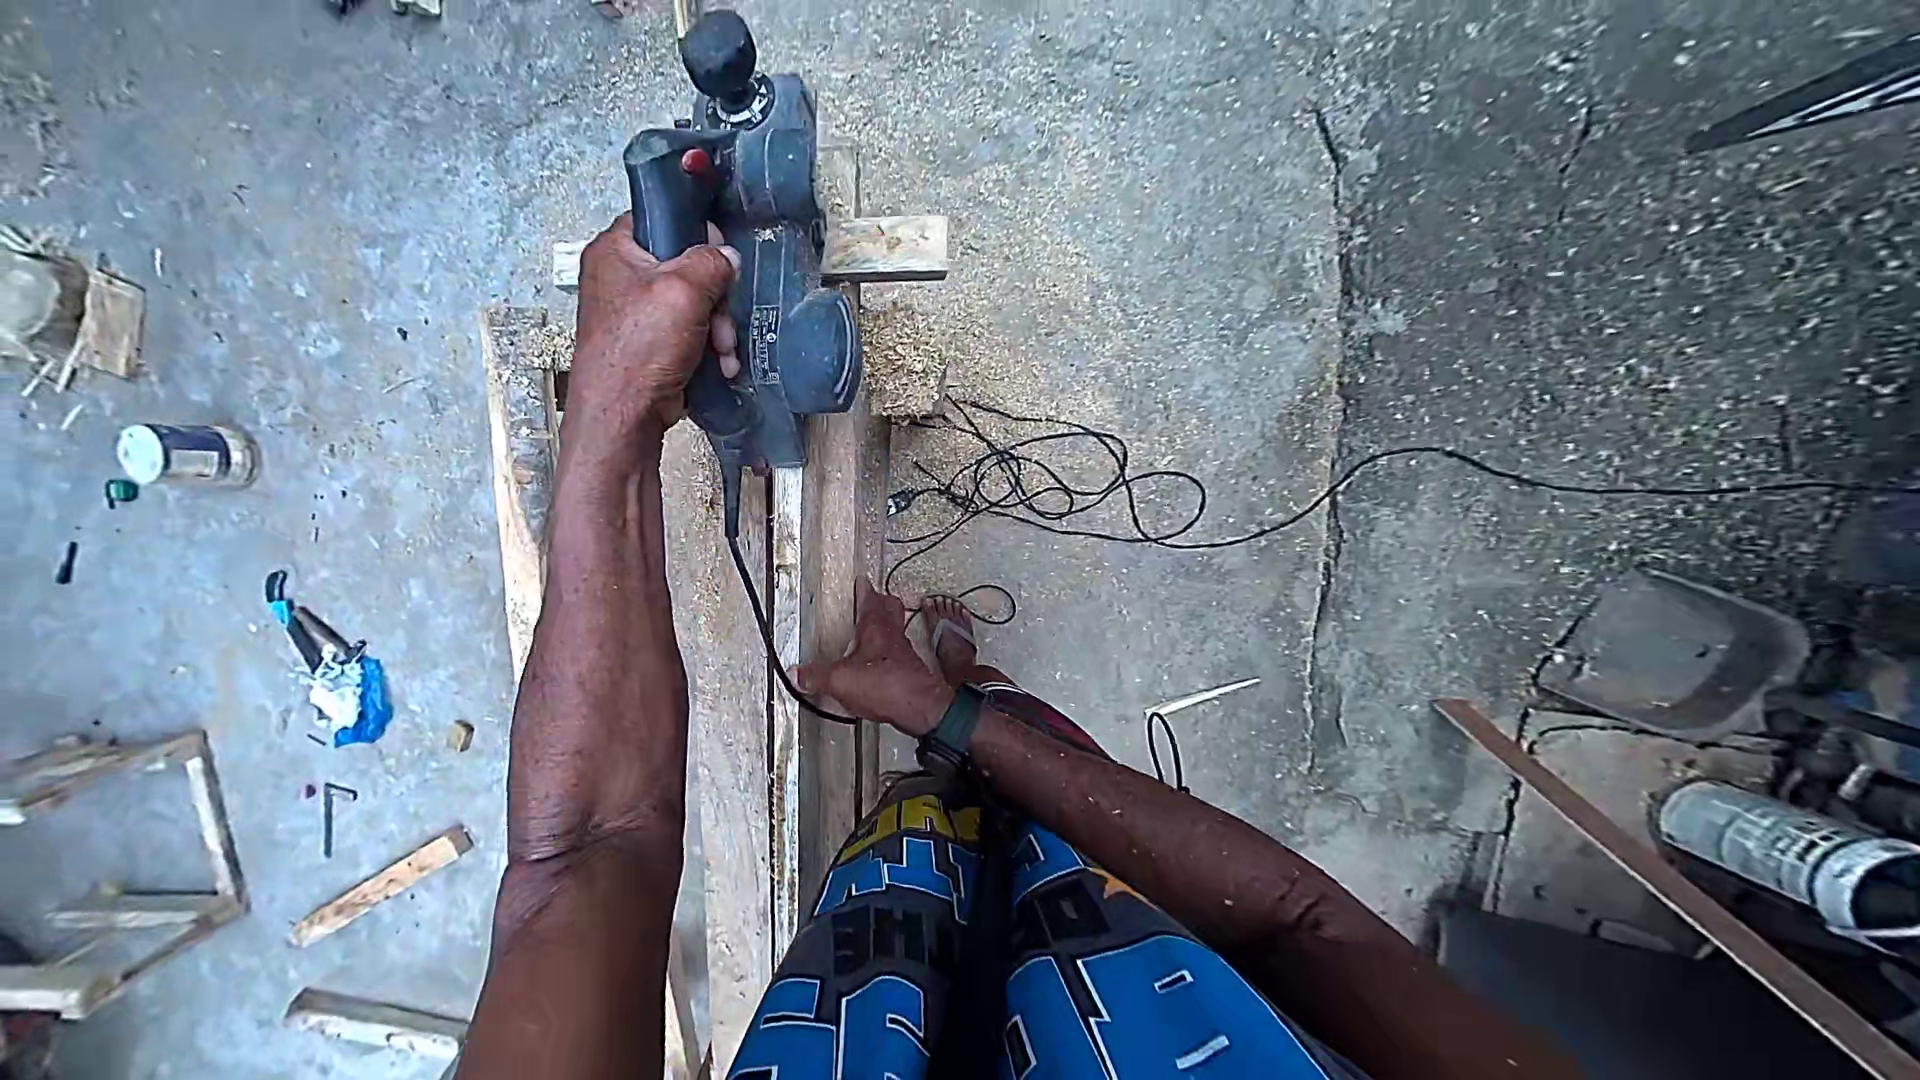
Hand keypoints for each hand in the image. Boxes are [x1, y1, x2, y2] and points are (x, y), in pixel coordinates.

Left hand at [569, 212, 740, 443]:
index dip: (693, 233)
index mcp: (616, 251)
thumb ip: (710, 263)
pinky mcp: (655, 344)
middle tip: (721, 320)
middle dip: (716, 301)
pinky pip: (693, 334)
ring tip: (722, 351)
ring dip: (718, 330)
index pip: (658, 219)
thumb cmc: (639, 348)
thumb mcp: (682, 291)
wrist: (626, 411)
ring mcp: (640, 314)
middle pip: (687, 270)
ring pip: (696, 306)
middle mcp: (624, 279)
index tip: (718, 255)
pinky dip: (710, 349)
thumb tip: (727, 256)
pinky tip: (719, 365)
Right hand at [794, 578, 954, 736]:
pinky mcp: (909, 671)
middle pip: (891, 609)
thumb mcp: (840, 680)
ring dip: (885, 628)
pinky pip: (897, 653)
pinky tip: (878, 664)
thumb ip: (817, 676)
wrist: (920, 707)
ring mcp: (904, 652)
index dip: (864, 588)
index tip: (861, 581)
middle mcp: (893, 635)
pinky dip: (887, 653)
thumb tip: (799, 673)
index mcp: (876, 627)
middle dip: (881, 602)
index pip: (870, 598)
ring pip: (895, 630)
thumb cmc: (888, 685)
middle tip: (871, 601)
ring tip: (871, 632)